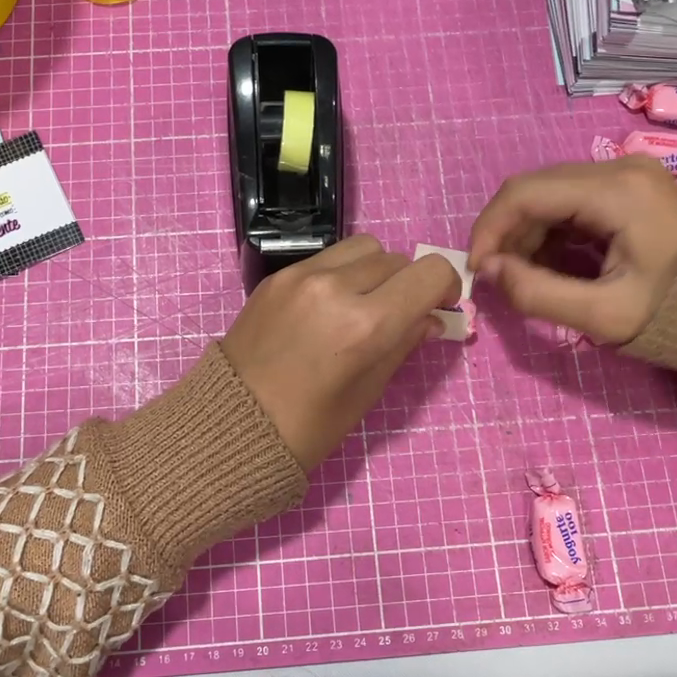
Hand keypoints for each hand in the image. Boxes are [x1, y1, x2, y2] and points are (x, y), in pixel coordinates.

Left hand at [222, 235, 462, 470]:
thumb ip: (404, 344)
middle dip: (408, 284)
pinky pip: (326, 258)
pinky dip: (340, 273)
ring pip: (363, 248)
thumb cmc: (309, 427)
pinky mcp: (277, 276)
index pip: (430, 273)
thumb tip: (431, 318)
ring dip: (375, 270)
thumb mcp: (369, 392)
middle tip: (399, 314)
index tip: (439, 306)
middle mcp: (336, 288)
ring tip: (363, 304)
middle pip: (396, 259)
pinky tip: (328, 307)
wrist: (231, 427)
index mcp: (366, 325)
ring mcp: (301, 276)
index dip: (445, 286)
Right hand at [468, 156, 676, 345]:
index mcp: (617, 191)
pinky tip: (550, 264)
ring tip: (524, 277)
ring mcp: (629, 175)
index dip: (489, 228)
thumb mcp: (604, 316)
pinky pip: (573, 201)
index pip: (525, 192)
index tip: (476, 270)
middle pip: (536, 187)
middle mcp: (621, 168)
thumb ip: (537, 293)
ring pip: (552, 193)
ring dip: (527, 233)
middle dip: (506, 232)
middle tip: (498, 278)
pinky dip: (551, 231)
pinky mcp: (633, 189)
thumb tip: (488, 270)